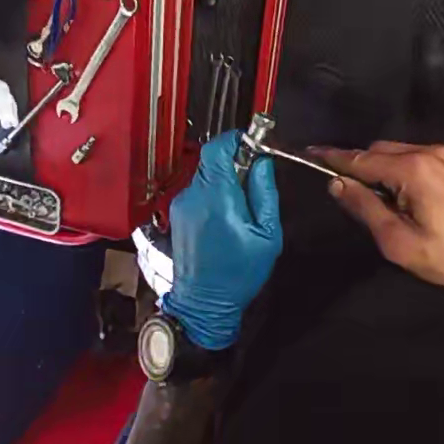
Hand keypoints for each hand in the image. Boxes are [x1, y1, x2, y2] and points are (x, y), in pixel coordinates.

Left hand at [162, 132, 282, 348]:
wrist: (204, 303)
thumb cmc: (239, 272)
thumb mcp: (267, 234)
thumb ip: (265, 193)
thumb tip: (263, 162)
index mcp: (217, 196)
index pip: (218, 147)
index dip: (236, 140)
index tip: (253, 146)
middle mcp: (193, 195)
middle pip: (211, 160)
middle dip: (234, 163)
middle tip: (253, 181)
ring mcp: (181, 205)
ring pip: (204, 175)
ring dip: (224, 180)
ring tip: (241, 206)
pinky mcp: (177, 215)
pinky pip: (197, 192)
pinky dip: (213, 194)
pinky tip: (225, 217)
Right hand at [315, 142, 443, 305]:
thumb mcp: (398, 240)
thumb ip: (364, 207)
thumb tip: (338, 184)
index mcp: (413, 168)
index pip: (360, 158)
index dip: (332, 158)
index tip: (310, 154)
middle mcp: (430, 154)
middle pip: (378, 151)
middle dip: (358, 168)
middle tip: (345, 195)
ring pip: (397, 155)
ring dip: (380, 172)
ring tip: (377, 207)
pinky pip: (416, 162)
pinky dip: (399, 174)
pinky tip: (401, 202)